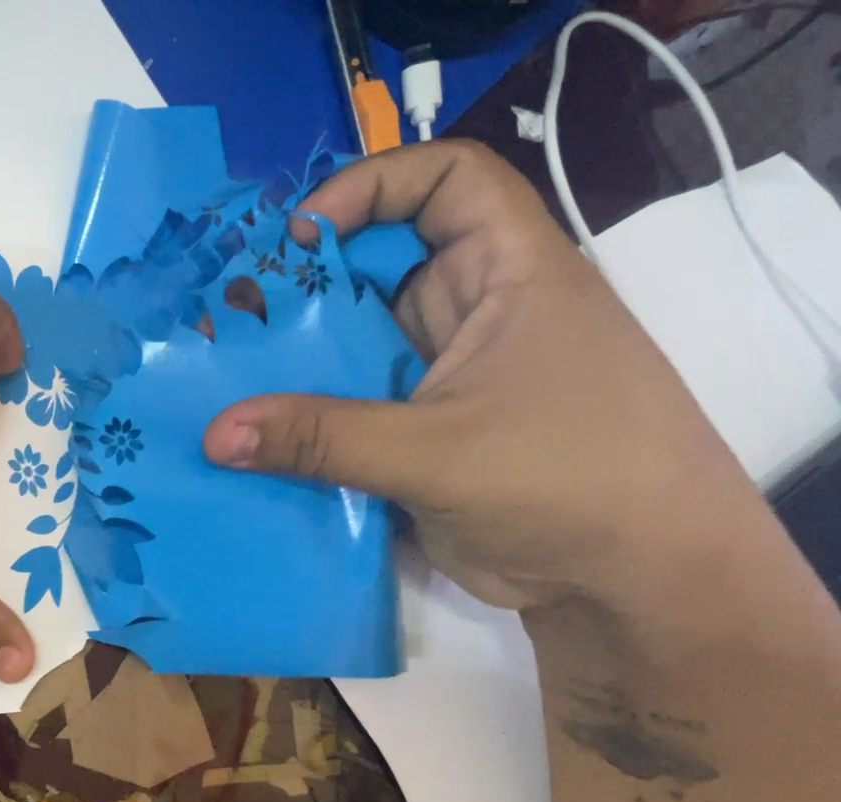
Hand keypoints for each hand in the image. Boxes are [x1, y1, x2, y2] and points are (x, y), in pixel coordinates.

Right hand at [201, 140, 757, 612]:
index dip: (368, 186)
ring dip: (286, 354)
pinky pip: (342, 401)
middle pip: (373, 264)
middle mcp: (469, 312)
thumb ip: (322, 439)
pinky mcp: (414, 429)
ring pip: (350, 340)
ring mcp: (438, 374)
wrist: (627, 582)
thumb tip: (213, 435)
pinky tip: (246, 432)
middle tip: (220, 316)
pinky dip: (296, 411)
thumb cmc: (571, 485)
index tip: (297, 237)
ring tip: (215, 371)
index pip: (446, 180)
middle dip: (295, 283)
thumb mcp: (438, 453)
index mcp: (508, 275)